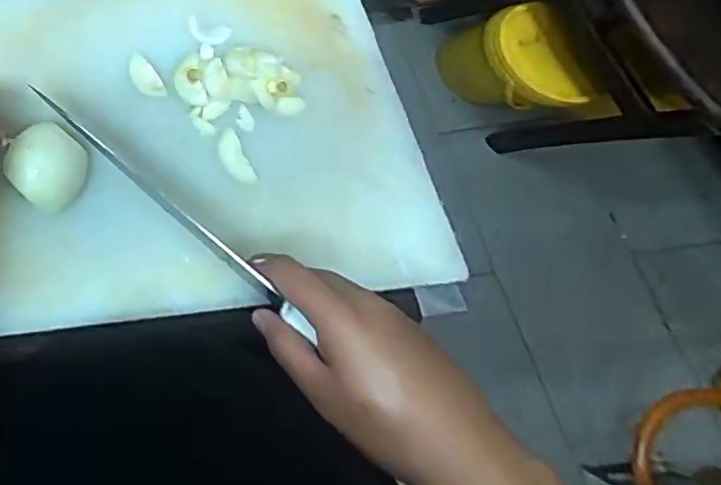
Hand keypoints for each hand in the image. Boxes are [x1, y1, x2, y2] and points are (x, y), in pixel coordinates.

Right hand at [250, 256, 561, 484]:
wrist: (472, 455)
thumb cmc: (388, 426)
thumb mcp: (325, 396)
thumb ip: (287, 349)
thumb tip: (264, 315)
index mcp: (340, 313)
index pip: (291, 270)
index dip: (265, 265)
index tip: (248, 272)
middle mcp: (366, 300)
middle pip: (316, 274)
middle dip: (291, 282)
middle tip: (278, 314)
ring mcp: (393, 312)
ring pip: (341, 287)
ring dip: (318, 296)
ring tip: (314, 336)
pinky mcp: (412, 327)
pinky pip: (364, 303)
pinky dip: (344, 309)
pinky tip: (352, 349)